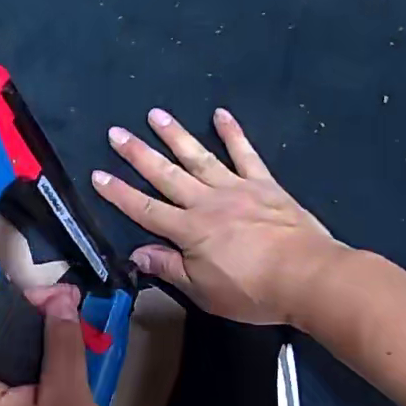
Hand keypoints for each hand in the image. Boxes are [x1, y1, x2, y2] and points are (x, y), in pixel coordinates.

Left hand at [0, 285, 109, 405]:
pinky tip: (55, 353)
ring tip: (61, 320)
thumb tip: (59, 299)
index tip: (30, 290)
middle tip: (58, 303)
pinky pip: (3, 383)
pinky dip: (27, 364)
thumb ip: (61, 346)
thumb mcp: (70, 399)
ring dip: (26, 340)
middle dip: (19, 318)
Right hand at [92, 107, 348, 325]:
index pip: (145, 209)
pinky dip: (233, 133)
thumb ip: (169, 268)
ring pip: (199, 157)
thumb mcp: (203, 291)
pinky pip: (245, 154)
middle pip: (166, 175)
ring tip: (155, 114)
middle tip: (116, 133)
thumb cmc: (252, 291)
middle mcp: (206, 202)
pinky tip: (220, 114)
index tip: (98, 175)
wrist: (307, 276)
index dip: (119, 194)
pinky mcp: (264, 185)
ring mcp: (236, 188)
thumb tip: (136, 254)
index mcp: (189, 231)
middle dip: (138, 154)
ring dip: (175, 135)